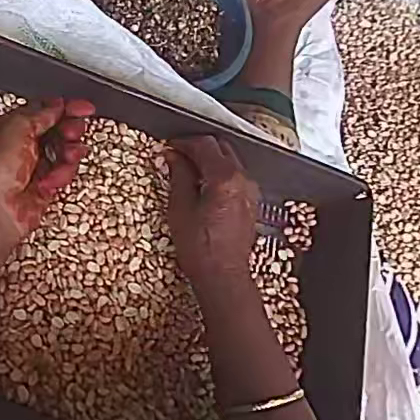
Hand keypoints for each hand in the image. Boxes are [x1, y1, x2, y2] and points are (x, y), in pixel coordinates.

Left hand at [0, 98, 93, 248]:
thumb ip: (41, 113)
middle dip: (70, 130)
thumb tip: (56, 106)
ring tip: (68, 155)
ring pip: (64, 153)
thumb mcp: (18, 126)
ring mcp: (34, 167)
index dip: (64, 108)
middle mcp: (22, 146)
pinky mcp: (44, 187)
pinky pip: (64, 174)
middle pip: (57, 131)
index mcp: (12, 127)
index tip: (84, 108)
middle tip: (74, 132)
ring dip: (69, 153)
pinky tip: (53, 179)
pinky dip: (63, 174)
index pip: (43, 111)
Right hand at [165, 135, 259, 294]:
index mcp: (225, 178)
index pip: (204, 146)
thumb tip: (173, 156)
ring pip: (230, 161)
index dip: (183, 142)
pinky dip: (218, 173)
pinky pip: (235, 177)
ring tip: (187, 170)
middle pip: (221, 148)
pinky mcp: (251, 203)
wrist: (223, 276)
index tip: (168, 147)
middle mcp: (243, 180)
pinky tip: (202, 185)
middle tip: (176, 155)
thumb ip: (179, 176)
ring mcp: (250, 191)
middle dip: (198, 148)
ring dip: (209, 160)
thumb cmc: (199, 247)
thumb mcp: (180, 209)